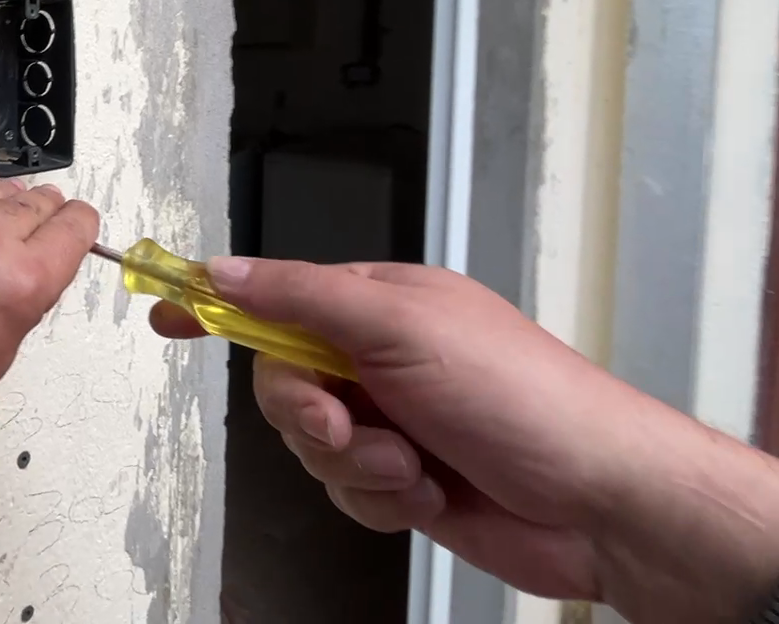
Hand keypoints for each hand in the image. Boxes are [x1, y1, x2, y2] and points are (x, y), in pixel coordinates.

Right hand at [150, 257, 778, 622]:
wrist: (614, 508)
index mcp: (367, 305)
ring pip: (307, 439)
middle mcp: (368, 356)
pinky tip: (426, 494)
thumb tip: (219, 269)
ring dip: (353, 461)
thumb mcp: (397, 325)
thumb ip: (298, 295)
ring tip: (411, 467)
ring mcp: (382, 417)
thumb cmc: (511, 393)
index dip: (214, 302)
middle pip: (278, 376)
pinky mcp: (398, 478)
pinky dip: (378, 495)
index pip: (270, 293)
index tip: (164, 315)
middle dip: (305, 410)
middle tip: (342, 424)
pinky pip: (343, 485)